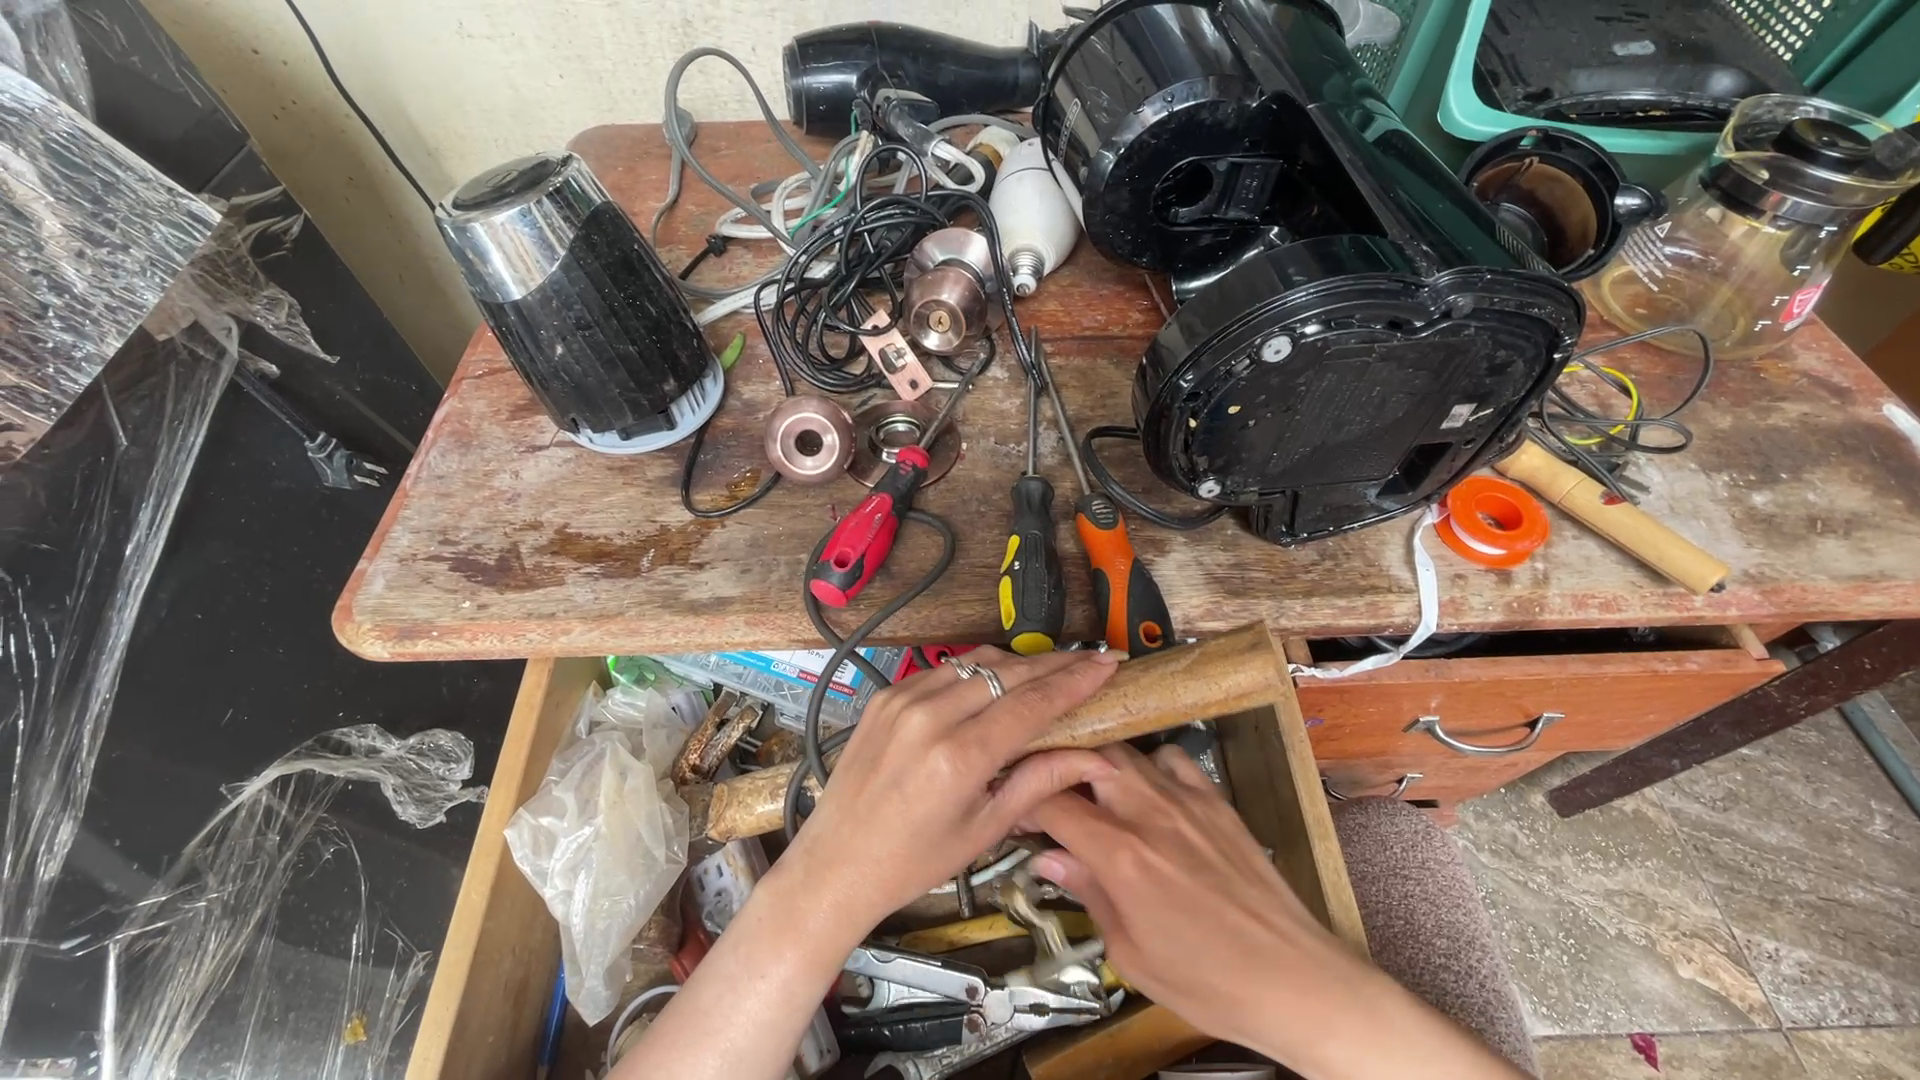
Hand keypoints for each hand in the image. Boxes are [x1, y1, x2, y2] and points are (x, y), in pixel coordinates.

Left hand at [778, 647, 1121, 934]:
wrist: (836, 864)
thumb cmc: (914, 861)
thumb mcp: (984, 831)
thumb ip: (1040, 783)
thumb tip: (1098, 760)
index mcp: (959, 756)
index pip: (1032, 702)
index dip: (1076, 680)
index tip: (1108, 664)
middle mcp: (930, 716)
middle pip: (1008, 672)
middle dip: (1055, 663)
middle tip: (1091, 659)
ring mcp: (902, 700)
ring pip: (976, 662)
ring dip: (1018, 663)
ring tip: (1052, 670)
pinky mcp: (884, 696)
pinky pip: (943, 670)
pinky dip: (976, 671)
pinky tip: (996, 682)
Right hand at [1026, 743, 1354, 1050]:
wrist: (1293, 979)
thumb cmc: (1206, 981)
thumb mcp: (1130, 954)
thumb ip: (1088, 894)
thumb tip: (1049, 859)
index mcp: (1121, 855)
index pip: (1054, 803)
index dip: (1025, 801)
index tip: (1015, 811)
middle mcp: (1150, 814)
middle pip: (1088, 761)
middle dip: (1060, 771)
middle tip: (1051, 795)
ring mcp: (1187, 802)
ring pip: (1128, 753)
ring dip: (1101, 766)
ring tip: (1093, 791)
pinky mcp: (1218, 802)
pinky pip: (1174, 760)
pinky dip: (1151, 766)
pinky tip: (1150, 793)